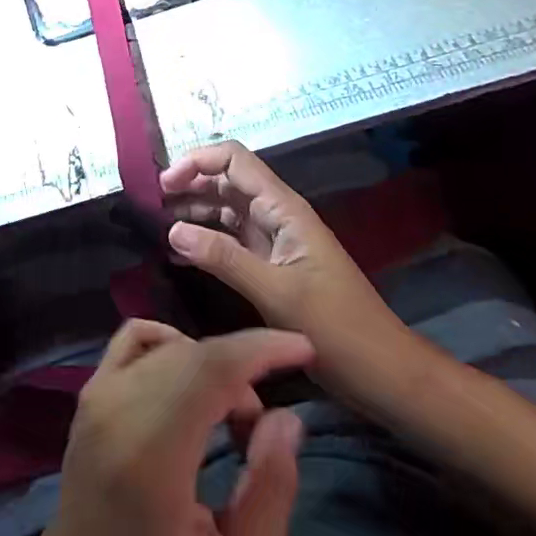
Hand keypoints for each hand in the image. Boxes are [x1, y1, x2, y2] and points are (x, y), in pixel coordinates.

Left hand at [45, 319, 312, 535]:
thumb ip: (266, 490)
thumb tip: (287, 417)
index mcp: (149, 454)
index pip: (209, 368)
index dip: (259, 348)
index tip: (305, 349)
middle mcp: (114, 408)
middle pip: (189, 353)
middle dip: (240, 370)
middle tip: (262, 428)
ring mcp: (93, 397)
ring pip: (162, 345)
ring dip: (206, 364)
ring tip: (231, 419)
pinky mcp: (85, 397)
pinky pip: (128, 343)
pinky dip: (166, 347)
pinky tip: (190, 384)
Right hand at [161, 141, 411, 383]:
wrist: (385, 375)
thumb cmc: (338, 329)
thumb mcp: (277, 293)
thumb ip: (224, 258)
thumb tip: (173, 229)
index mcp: (283, 209)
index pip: (234, 160)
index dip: (196, 162)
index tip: (164, 185)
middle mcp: (275, 215)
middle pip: (224, 180)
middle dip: (188, 185)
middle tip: (151, 206)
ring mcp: (271, 239)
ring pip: (223, 208)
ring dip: (191, 211)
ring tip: (157, 226)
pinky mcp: (267, 263)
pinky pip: (227, 239)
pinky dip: (201, 239)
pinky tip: (177, 253)